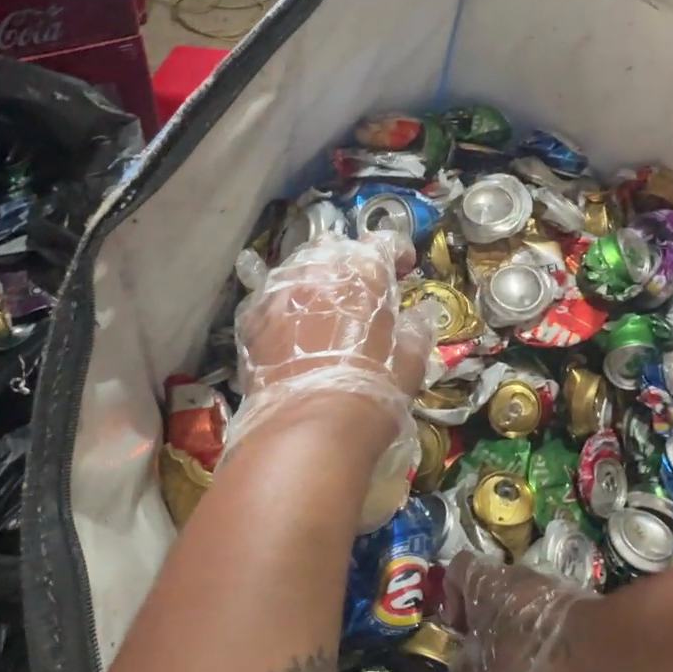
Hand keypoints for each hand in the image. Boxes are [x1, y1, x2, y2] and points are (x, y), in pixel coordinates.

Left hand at [225, 231, 430, 457]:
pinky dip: (286, 305)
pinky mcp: (252, 320)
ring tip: (325, 304)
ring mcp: (279, 292)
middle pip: (335, 249)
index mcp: (363, 273)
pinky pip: (271, 299)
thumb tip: (420, 314)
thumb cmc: (371, 391)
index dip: (397, 252)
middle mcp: (317, 271)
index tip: (404, 268)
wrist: (307, 430)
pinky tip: (293, 326)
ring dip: (316, 280)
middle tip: (363, 288)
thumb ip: (416, 329)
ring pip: (298, 269)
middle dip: (351, 262)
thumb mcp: (411, 362)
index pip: (382, 242)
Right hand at [444, 553, 645, 671]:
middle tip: (483, 647)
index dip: (450, 592)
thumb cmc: (527, 647)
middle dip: (481, 615)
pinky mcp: (564, 593)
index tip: (458, 625)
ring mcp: (540, 580)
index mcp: (484, 580)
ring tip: (512, 656)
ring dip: (508, 621)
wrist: (589, 639)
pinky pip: (538, 606)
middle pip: (486, 585)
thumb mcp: (489, 670)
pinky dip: (533, 626)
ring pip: (513, 596)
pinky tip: (539, 654)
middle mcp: (510, 571)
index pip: (457, 567)